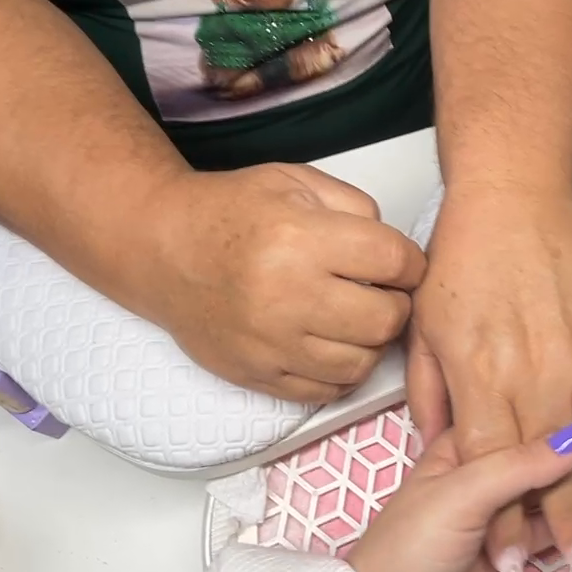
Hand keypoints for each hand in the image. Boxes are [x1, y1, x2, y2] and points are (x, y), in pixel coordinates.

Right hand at [134, 164, 425, 402]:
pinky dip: (340, 372)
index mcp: (299, 239)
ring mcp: (270, 343)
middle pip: (385, 319)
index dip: (411, 262)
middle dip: (397, 304)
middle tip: (382, 291)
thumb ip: (355, 206)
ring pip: (361, 363)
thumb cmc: (230, 211)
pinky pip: (325, 391)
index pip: (394, 261)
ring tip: (356, 318)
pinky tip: (332, 344)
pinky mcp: (257, 374)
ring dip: (371, 342)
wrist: (161, 248)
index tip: (402, 263)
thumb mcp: (294, 180)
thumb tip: (395, 252)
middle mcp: (286, 296)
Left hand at [345, 430, 571, 571]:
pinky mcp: (515, 546)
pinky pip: (556, 526)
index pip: (525, 418)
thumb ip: (518, 466)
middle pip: (546, 454)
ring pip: (556, 490)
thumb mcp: (461, 494)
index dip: (568, 412)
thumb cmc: (412, 545)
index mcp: (466, 442)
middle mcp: (488, 469)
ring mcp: (503, 509)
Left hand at [405, 191, 571, 571]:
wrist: (510, 201)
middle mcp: (537, 373)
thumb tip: (438, 448)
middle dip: (569, 522)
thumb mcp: (423, 328)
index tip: (515, 562)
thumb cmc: (463, 260)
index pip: (497, 465)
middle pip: (555, 462)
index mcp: (483, 377)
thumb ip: (428, 394)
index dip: (506, 520)